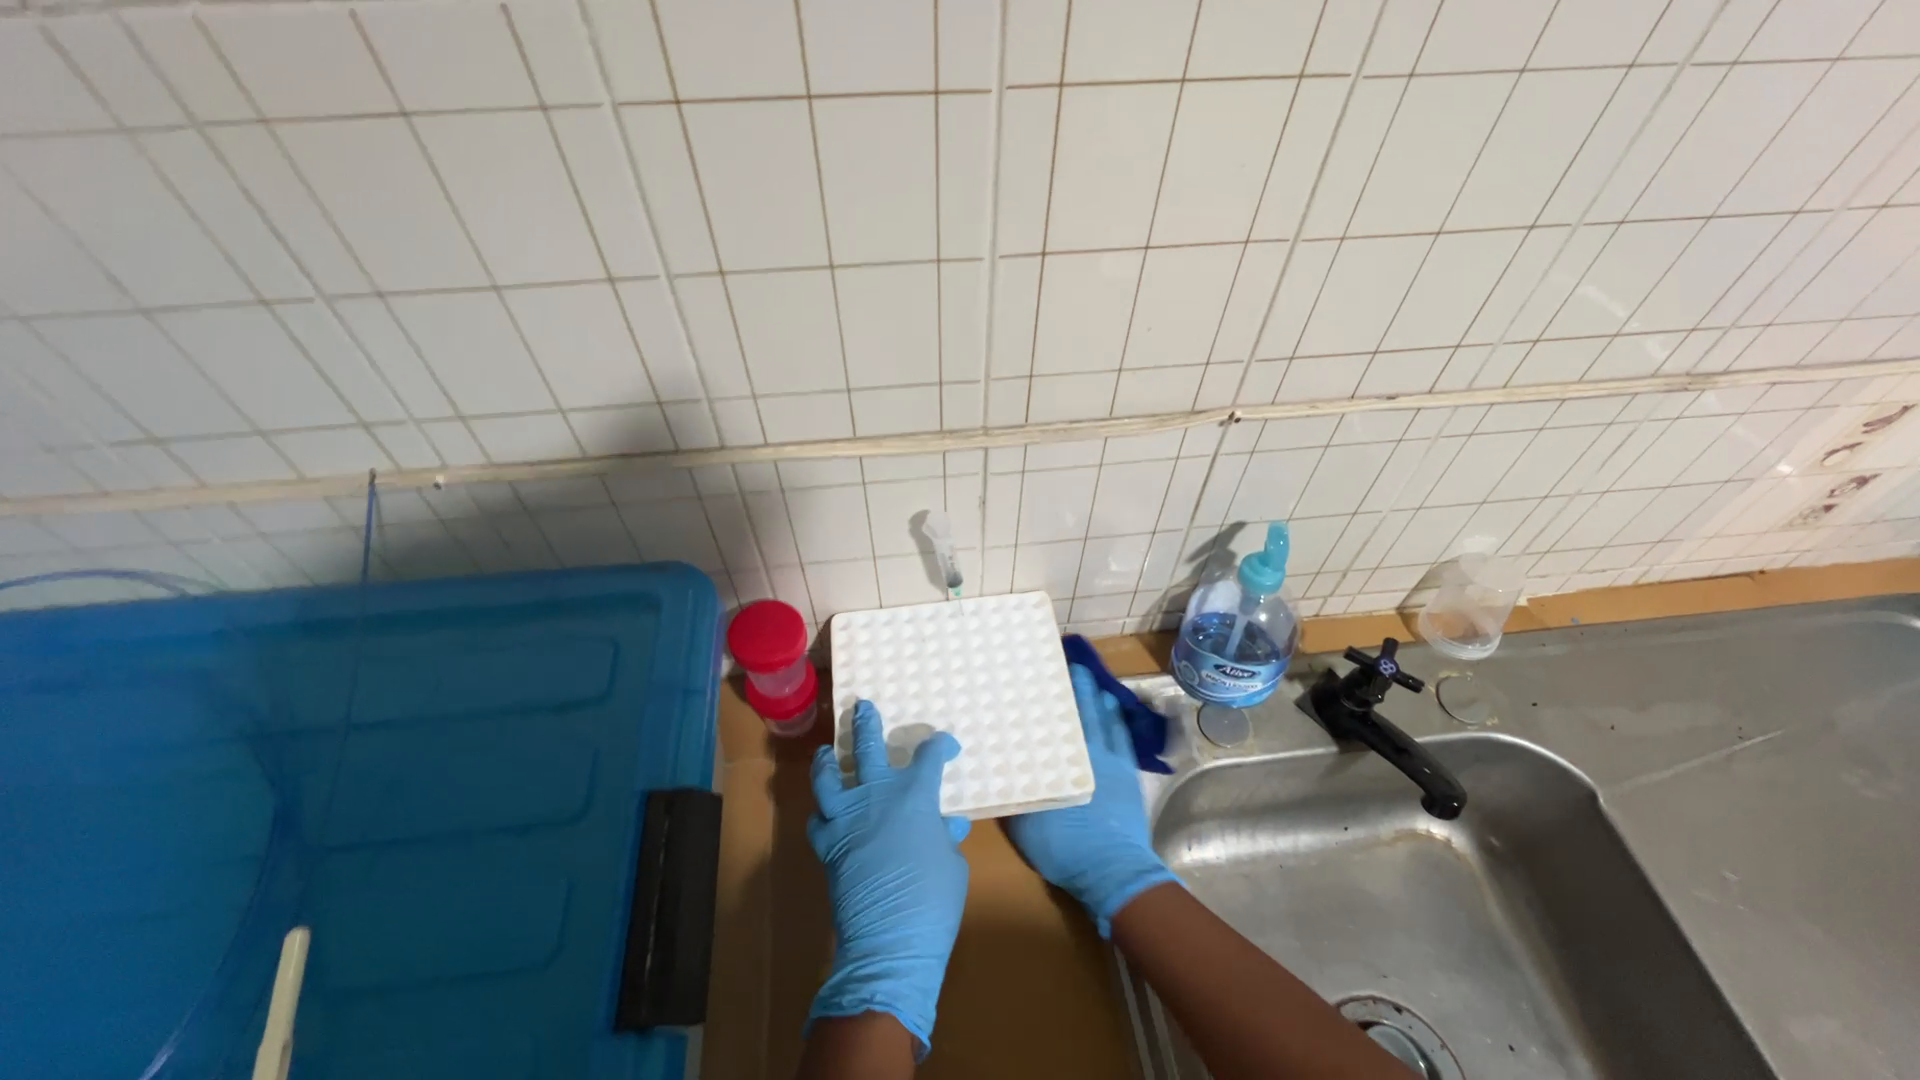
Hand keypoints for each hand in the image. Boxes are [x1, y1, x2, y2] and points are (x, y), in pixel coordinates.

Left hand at [807, 700, 970, 1058]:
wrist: (889, 940)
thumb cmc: (934, 900)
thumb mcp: (952, 865)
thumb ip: (944, 838)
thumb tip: (945, 827)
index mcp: (915, 796)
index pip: (928, 757)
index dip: (939, 746)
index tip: (945, 745)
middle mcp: (876, 797)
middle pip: (868, 748)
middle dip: (867, 724)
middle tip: (863, 707)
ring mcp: (847, 819)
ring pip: (829, 778)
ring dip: (829, 761)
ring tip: (828, 751)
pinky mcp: (828, 846)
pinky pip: (818, 821)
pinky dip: (822, 813)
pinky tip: (825, 811)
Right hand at [1005, 664, 1177, 936]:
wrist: (1114, 871)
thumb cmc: (1065, 846)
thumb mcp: (1025, 824)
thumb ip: (1014, 796)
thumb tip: (997, 772)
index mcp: (1065, 762)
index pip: (1059, 722)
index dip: (1056, 699)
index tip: (1049, 678)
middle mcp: (1091, 755)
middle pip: (1086, 715)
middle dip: (1080, 691)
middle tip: (1074, 670)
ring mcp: (1115, 766)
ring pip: (1108, 724)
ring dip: (1102, 704)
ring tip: (1097, 687)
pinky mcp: (1130, 780)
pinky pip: (1124, 742)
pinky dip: (1119, 726)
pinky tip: (1116, 719)